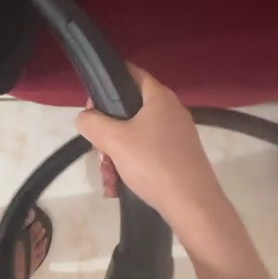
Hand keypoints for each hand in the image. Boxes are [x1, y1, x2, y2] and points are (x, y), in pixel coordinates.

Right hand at [74, 65, 233, 242]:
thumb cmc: (153, 163)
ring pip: (135, 136)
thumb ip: (92, 123)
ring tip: (109, 178)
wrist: (192, 205)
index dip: (108, 83)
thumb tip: (85, 117)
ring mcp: (177, 135)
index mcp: (159, 97)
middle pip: (129, 110)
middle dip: (107, 132)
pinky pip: (146, 154)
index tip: (91, 104)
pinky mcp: (179, 157)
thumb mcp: (114, 140)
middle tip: (99, 150)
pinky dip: (130, 167)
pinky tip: (119, 187)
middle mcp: (171, 111)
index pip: (131, 73)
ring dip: (115, 155)